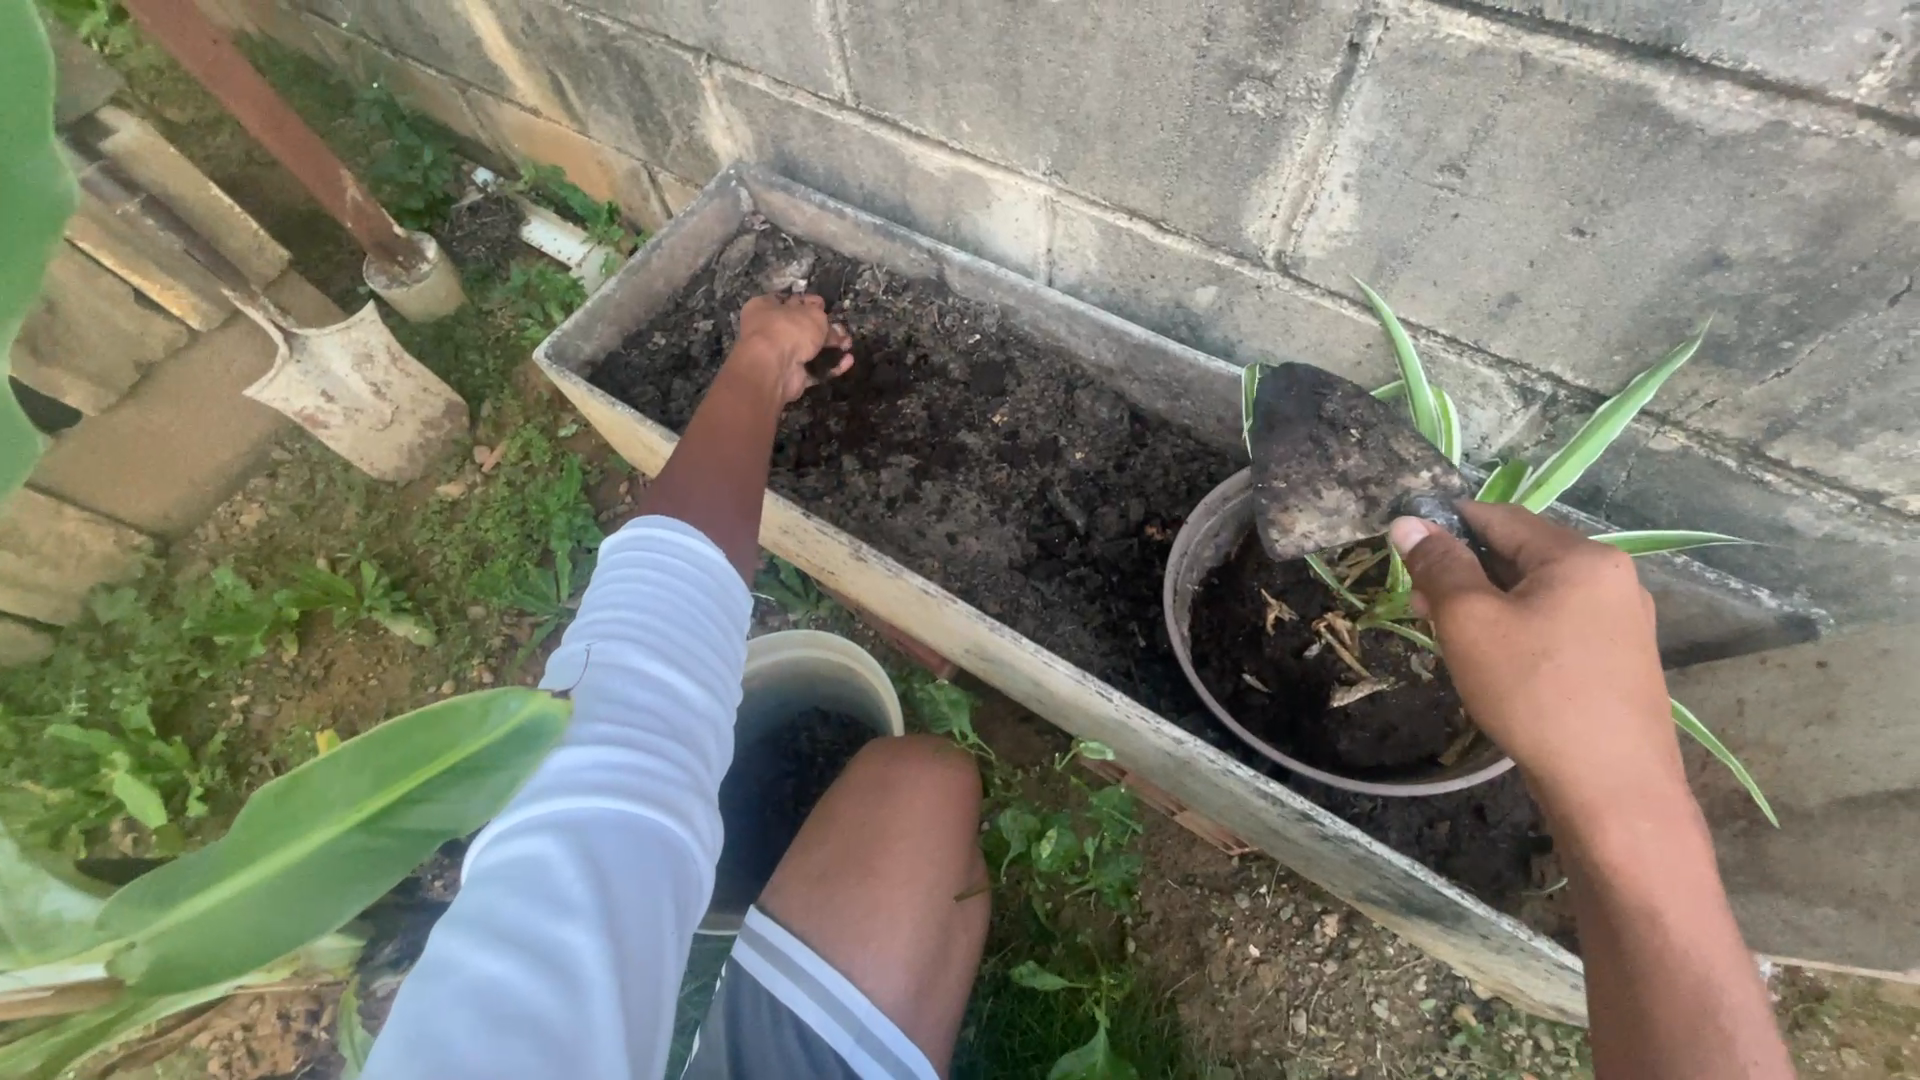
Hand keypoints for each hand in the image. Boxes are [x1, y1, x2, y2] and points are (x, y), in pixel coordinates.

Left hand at [730, 293, 853, 403]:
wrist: (774, 367)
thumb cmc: (788, 329)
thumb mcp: (812, 314)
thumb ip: (823, 317)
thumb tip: (829, 324)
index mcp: (766, 307)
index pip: (788, 301)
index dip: (807, 302)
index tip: (824, 305)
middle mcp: (770, 330)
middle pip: (802, 327)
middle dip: (825, 329)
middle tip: (842, 330)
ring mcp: (780, 355)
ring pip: (810, 349)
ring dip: (831, 348)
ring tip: (848, 346)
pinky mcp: (792, 376)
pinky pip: (815, 369)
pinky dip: (831, 366)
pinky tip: (847, 361)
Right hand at [1388, 502, 1683, 811]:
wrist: (1609, 785)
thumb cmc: (1532, 690)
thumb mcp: (1468, 620)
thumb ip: (1438, 565)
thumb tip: (1408, 522)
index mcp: (1581, 557)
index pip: (1500, 516)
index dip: (1445, 523)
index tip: (1402, 546)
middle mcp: (1610, 578)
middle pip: (1516, 553)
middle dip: (1461, 569)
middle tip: (1418, 603)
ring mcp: (1619, 620)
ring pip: (1531, 590)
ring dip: (1481, 600)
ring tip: (1445, 634)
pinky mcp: (1614, 657)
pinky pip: (1550, 620)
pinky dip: (1511, 624)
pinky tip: (1488, 656)